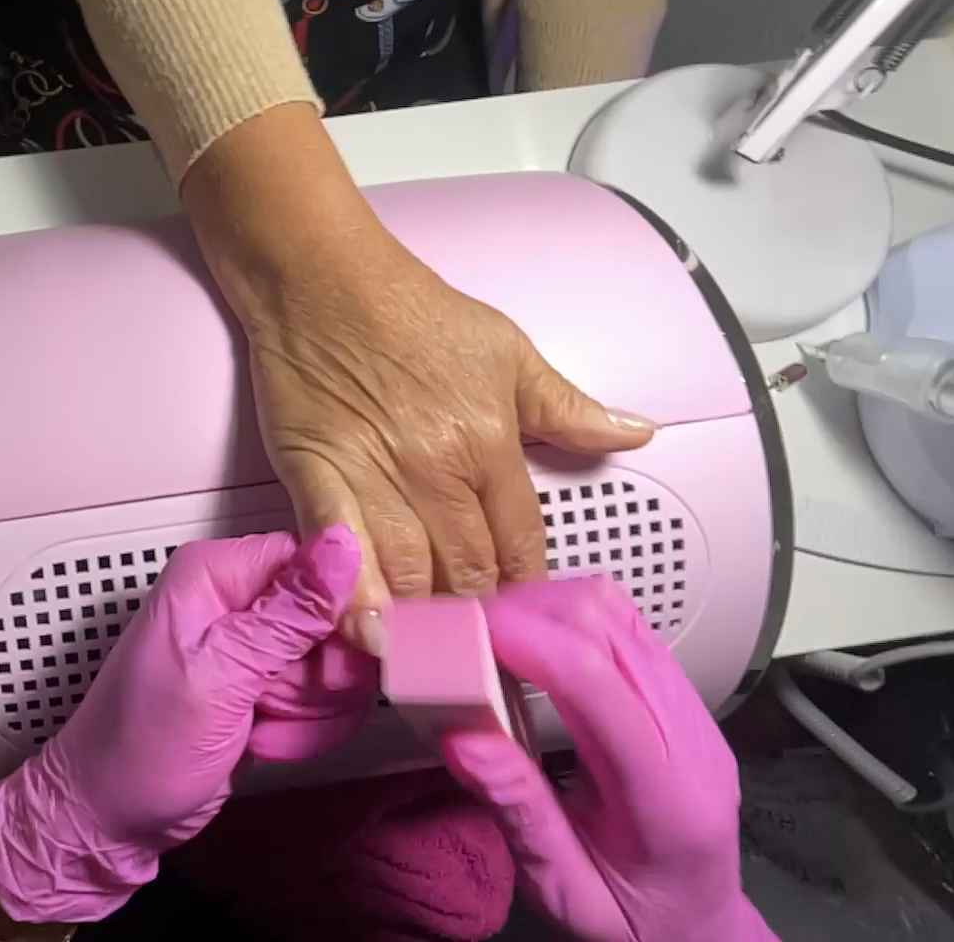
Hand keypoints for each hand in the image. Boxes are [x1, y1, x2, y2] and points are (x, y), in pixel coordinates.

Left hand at [0, 528, 360, 924]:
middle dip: (318, 674)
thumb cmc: (143, 746)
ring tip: (257, 726)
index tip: (331, 656)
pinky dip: (304, 726)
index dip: (336, 608)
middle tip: (271, 703)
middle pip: (330, 614)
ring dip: (309, 708)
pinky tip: (260, 739)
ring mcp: (253, 641)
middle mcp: (236, 596)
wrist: (111, 814)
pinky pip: (323, 693)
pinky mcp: (266, 680)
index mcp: (214, 572)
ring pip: (334, 659)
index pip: (312, 559)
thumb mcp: (217, 679)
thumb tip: (344, 544)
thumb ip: (285, 616)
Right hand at [246, 237, 654, 647]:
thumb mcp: (506, 347)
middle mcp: (437, 469)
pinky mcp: (316, 472)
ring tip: (437, 674)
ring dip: (428, 627)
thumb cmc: (409, 308)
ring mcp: (375, 474)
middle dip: (479, 626)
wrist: (322, 279)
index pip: (519, 543)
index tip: (523, 632)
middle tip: (484, 673)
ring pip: (412, 571)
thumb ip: (566, 405)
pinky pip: (340, 544)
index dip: (524, 595)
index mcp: (489, 441)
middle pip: (469, 570)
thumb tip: (636, 432)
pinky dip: (354, 593)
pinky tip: (368, 635)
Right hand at [438, 576, 775, 941]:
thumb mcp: (565, 892)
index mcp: (667, 796)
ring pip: (613, 608)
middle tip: (463, 636)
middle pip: (603, 624)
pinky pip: (620, 620)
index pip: (593, 679)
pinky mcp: (676, 691)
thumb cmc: (631, 920)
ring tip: (492, 636)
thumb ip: (518, 813)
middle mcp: (689, 736)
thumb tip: (459, 735)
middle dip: (521, 612)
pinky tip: (530, 642)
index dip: (521, 636)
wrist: (701, 930)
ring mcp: (690, 706)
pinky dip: (563, 614)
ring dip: (541, 605)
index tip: (458, 631)